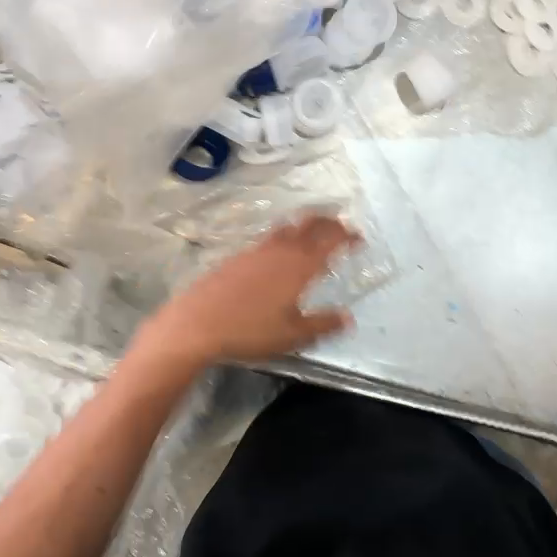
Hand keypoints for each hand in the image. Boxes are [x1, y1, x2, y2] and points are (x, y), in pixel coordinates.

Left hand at [138, 215, 359, 367]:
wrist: (196, 323)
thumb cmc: (250, 330)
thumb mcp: (293, 335)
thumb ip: (322, 324)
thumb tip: (348, 318)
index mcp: (301, 264)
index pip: (331, 239)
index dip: (348, 235)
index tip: (359, 238)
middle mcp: (282, 249)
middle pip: (311, 223)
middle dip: (329, 221)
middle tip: (340, 226)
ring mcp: (257, 250)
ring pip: (288, 227)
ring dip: (304, 226)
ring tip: (311, 235)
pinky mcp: (238, 256)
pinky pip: (268, 239)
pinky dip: (282, 238)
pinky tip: (277, 256)